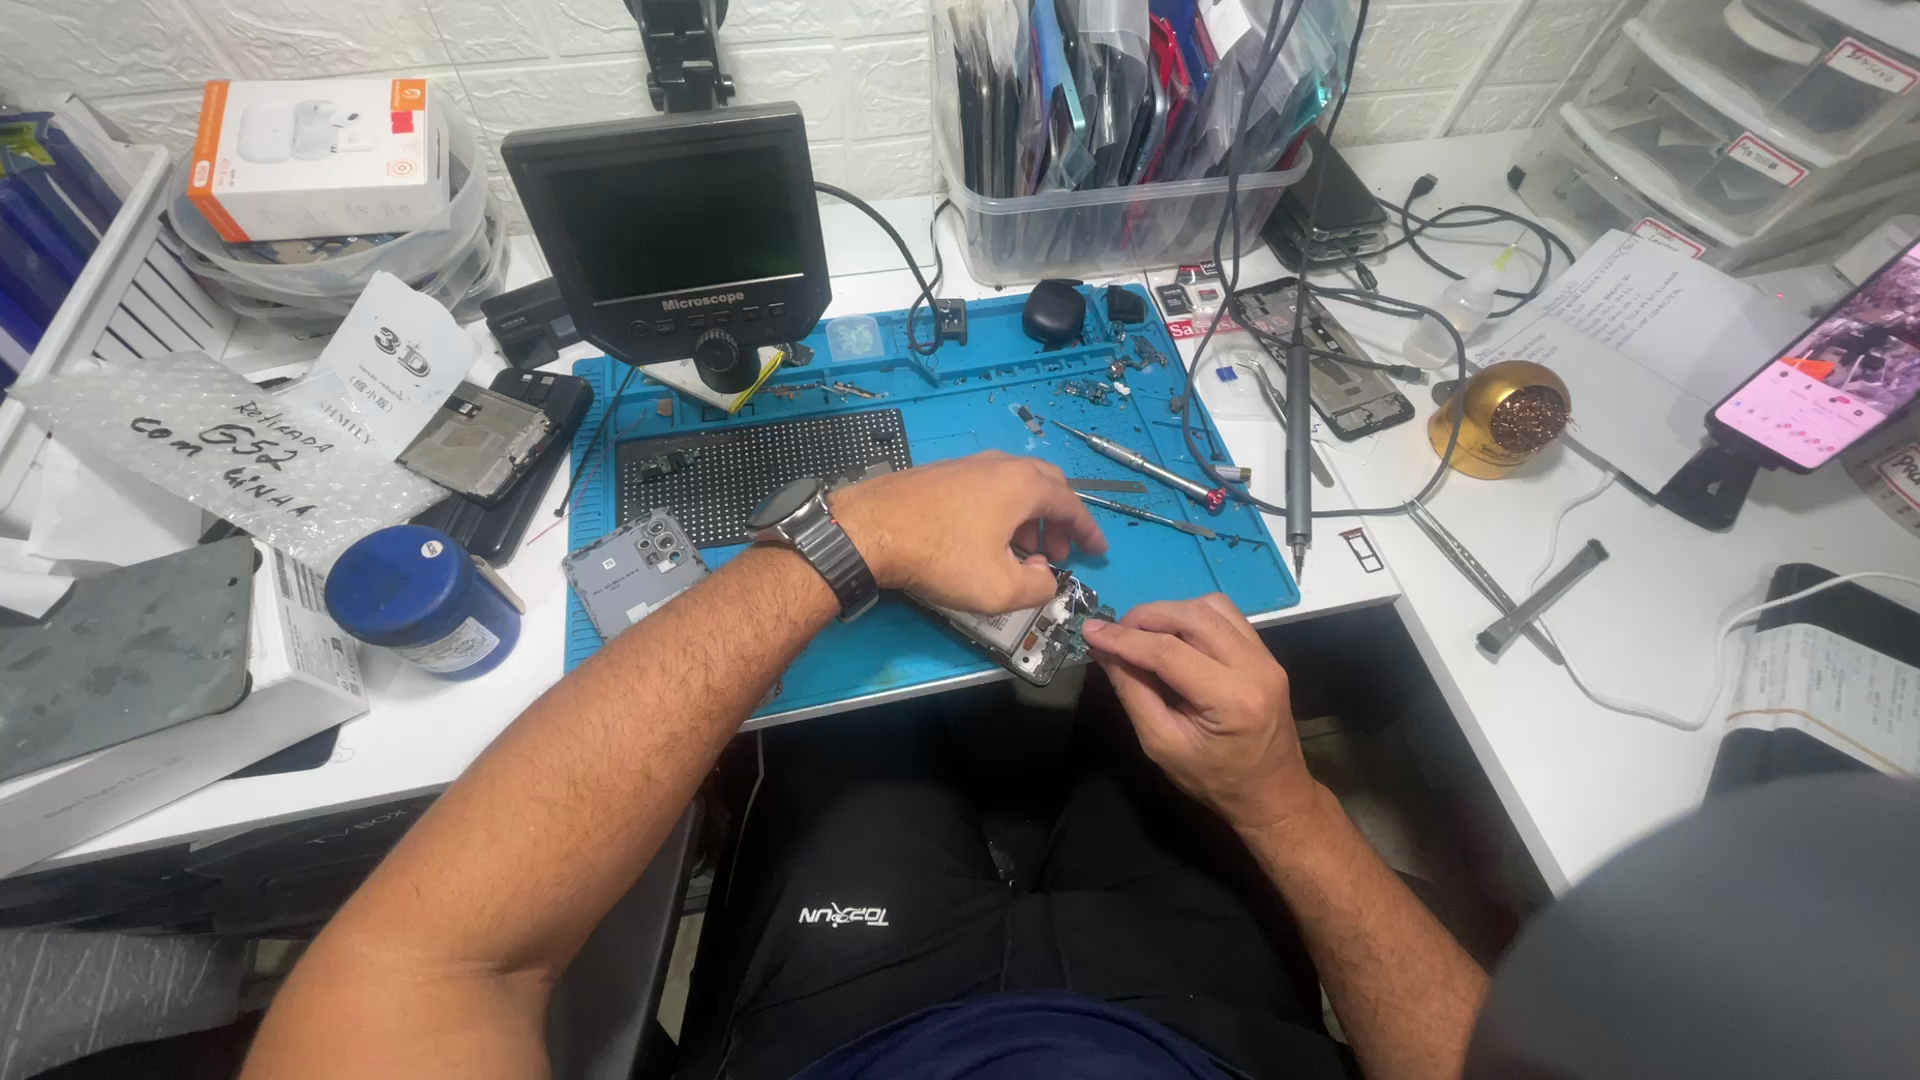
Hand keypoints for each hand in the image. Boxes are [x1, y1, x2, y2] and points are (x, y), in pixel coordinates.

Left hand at [830, 452, 1107, 611]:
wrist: (870, 530)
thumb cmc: (941, 557)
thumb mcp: (1000, 588)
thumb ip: (1038, 588)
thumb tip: (1045, 578)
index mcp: (1023, 485)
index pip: (1070, 504)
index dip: (1087, 530)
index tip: (1097, 550)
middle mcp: (999, 465)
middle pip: (1045, 486)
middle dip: (1057, 521)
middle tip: (1057, 553)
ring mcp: (966, 464)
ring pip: (1012, 486)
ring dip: (1027, 518)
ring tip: (1020, 553)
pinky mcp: (939, 474)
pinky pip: (985, 489)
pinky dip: (999, 512)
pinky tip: (983, 540)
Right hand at [1081, 595, 1319, 832]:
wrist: (1271, 795)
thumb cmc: (1213, 779)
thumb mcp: (1161, 744)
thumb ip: (1132, 692)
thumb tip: (1103, 650)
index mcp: (1231, 700)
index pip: (1168, 652)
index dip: (1124, 638)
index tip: (1090, 631)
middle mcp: (1255, 668)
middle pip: (1193, 616)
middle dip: (1145, 616)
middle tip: (1114, 632)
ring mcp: (1266, 657)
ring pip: (1211, 606)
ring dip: (1170, 611)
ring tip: (1142, 633)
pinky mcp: (1265, 654)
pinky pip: (1226, 615)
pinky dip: (1192, 615)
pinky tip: (1173, 635)